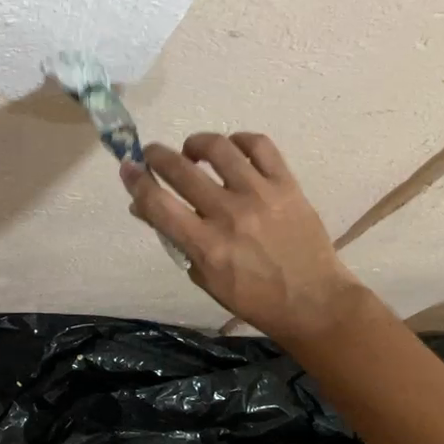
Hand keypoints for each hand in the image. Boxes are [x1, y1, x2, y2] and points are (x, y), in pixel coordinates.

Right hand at [121, 132, 364, 347]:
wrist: (315, 303)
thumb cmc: (255, 299)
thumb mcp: (206, 278)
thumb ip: (175, 241)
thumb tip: (142, 207)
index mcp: (206, 247)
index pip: (157, 203)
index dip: (135, 181)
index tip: (127, 167)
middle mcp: (229, 215)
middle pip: (180, 169)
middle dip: (157, 155)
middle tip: (153, 154)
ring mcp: (260, 196)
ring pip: (218, 148)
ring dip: (196, 143)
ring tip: (193, 151)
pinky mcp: (287, 185)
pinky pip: (259, 145)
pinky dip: (239, 140)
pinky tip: (232, 149)